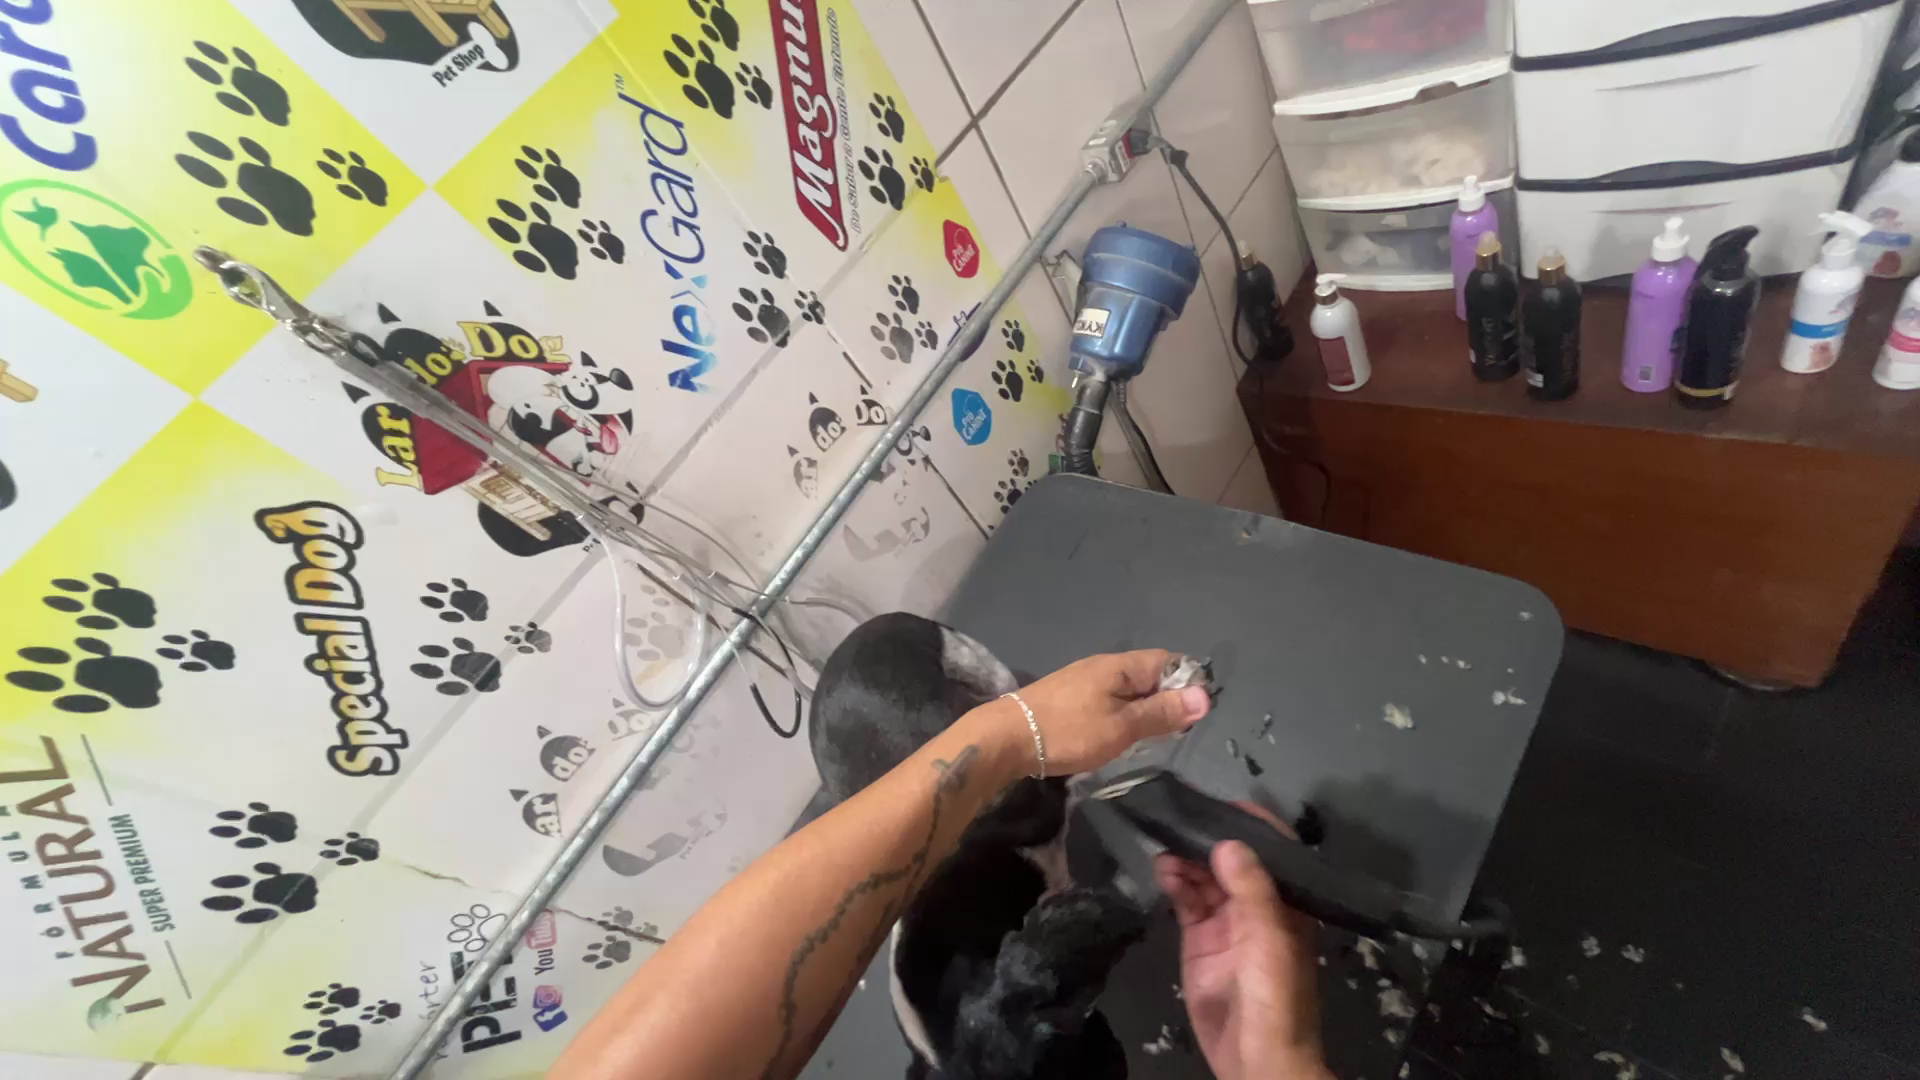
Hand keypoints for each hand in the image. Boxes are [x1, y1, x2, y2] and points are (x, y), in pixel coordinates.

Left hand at [965, 649, 1210, 777]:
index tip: (1200, 711)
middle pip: (1149, 673)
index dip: (1189, 681)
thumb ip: (1161, 712)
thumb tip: (1205, 696)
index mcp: (1120, 666)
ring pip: (1129, 688)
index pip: (1168, 661)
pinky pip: (1111, 698)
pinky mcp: (1071, 697)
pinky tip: (1125, 733)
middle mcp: (1104, 666)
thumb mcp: (1122, 726)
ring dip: (1147, 707)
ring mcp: (1084, 680)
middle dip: (1169, 696)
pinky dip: (1126, 712)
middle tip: (1181, 729)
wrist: (1007, 737)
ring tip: (1157, 735)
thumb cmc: (1069, 731)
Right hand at [1156, 806, 1329, 1079]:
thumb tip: (1229, 842)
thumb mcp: (1269, 940)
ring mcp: (1224, 920)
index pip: (1270, 852)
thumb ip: (1252, 891)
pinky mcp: (1198, 936)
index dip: (1250, 826)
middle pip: (1229, 859)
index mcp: (1284, 903)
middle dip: (1207, 837)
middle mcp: (1254, 905)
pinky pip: (1185, 898)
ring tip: (1166, 842)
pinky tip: (1162, 868)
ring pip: (1203, 874)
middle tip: (1179, 815)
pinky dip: (1173, 880)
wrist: (1254, 1058)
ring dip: (1186, 857)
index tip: (1222, 803)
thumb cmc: (1275, 997)